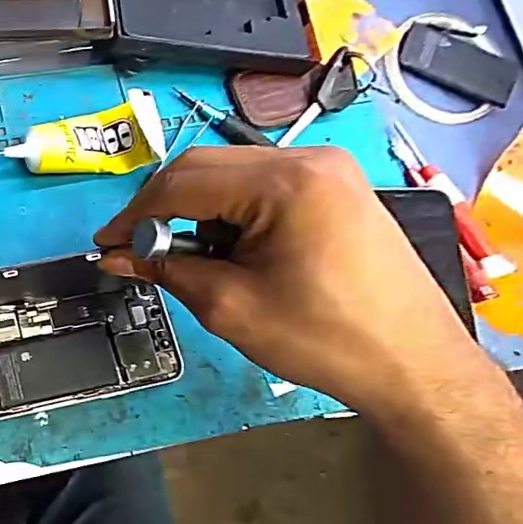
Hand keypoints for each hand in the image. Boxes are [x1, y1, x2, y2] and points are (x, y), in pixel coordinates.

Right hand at [93, 146, 485, 414]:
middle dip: (163, 210)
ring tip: (202, 264)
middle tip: (139, 251)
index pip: (182, 182)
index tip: (106, 244)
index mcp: (286, 182)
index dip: (135, 214)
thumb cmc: (324, 339)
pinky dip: (232, 214)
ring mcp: (327, 169)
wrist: (416, 365)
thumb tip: (114, 256)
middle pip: (205, 167)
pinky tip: (238, 253)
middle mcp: (308, 158)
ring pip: (231, 175)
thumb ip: (165, 270)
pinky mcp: (336, 186)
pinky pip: (262, 185)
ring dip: (199, 213)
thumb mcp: (229, 306)